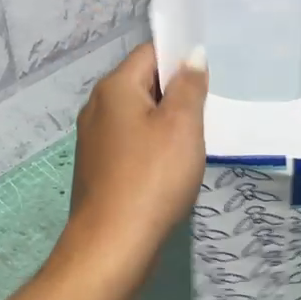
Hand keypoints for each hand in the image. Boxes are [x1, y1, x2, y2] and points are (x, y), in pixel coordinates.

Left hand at [65, 44, 208, 264]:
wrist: (112, 246)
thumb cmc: (152, 177)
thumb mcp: (182, 126)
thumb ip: (190, 85)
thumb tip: (192, 55)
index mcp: (114, 88)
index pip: (150, 53)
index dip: (179, 61)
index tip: (206, 84)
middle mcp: (97, 107)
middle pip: (142, 83)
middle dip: (175, 95)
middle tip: (205, 116)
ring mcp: (94, 139)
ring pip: (137, 116)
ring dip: (165, 125)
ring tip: (191, 146)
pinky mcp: (97, 168)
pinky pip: (129, 143)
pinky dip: (151, 149)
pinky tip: (169, 171)